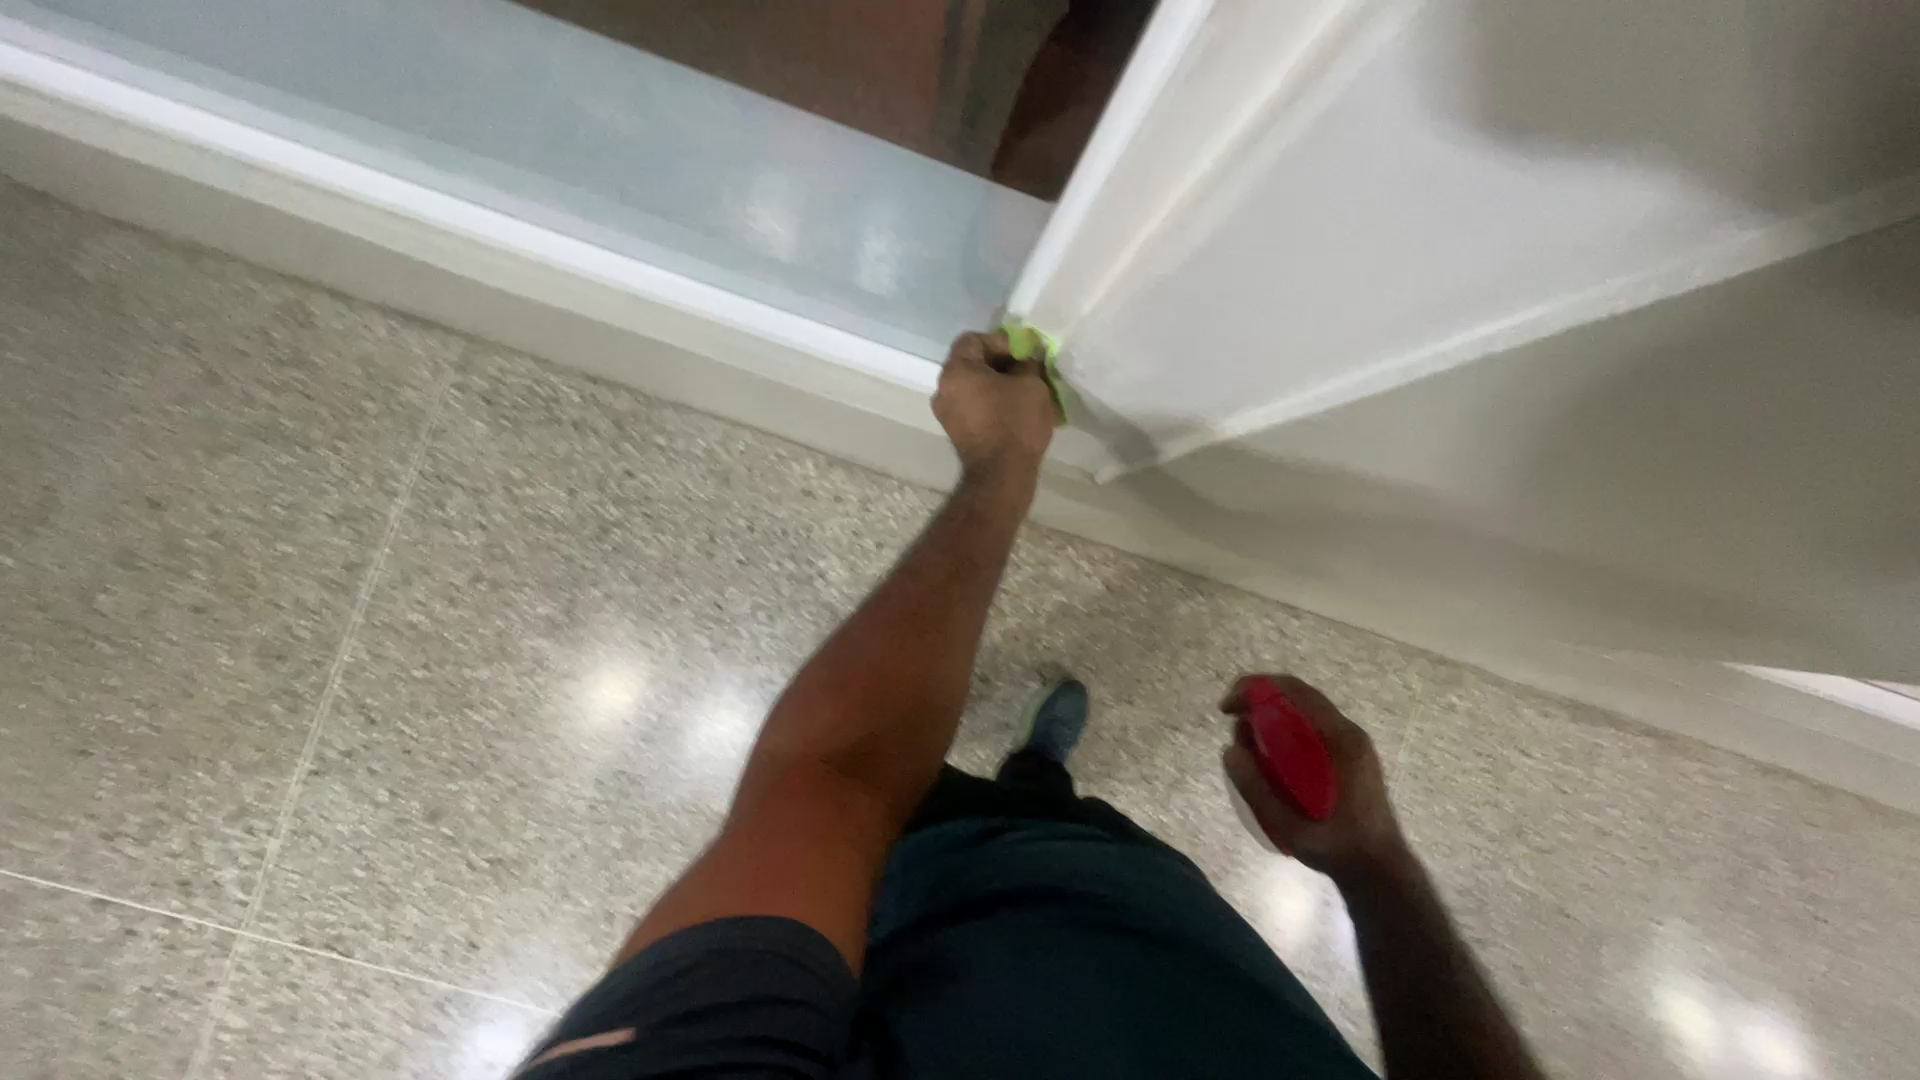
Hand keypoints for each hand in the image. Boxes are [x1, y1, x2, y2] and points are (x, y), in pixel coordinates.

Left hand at [932, 330, 1055, 477]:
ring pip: (971, 385)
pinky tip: (1011, 409)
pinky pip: (971, 405)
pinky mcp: (954, 431)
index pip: (973, 339)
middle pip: (970, 362)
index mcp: (956, 371)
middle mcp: (943, 388)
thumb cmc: (1015, 423)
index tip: (1023, 353)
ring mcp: (945, 412)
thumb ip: (1027, 363)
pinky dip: (989, 401)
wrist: (1001, 474)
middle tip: (1025, 369)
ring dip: (994, 383)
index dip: (1000, 341)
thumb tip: (1026, 358)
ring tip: (1021, 390)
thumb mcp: (1031, 384)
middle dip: (998, 362)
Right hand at [1220, 675, 1408, 881]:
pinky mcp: (1346, 754)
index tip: (1227, 708)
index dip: (1254, 689)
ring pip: (1301, 710)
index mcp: (1341, 741)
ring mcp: (1349, 742)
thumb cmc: (1338, 849)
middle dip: (1256, 698)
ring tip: (1245, 743)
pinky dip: (1280, 728)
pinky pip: (1308, 727)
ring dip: (1267, 715)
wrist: (1380, 871)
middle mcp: (1348, 732)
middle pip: (1296, 695)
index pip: (1294, 692)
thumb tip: (1229, 750)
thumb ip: (1257, 790)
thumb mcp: (1291, 828)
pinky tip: (1265, 753)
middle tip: (1231, 722)